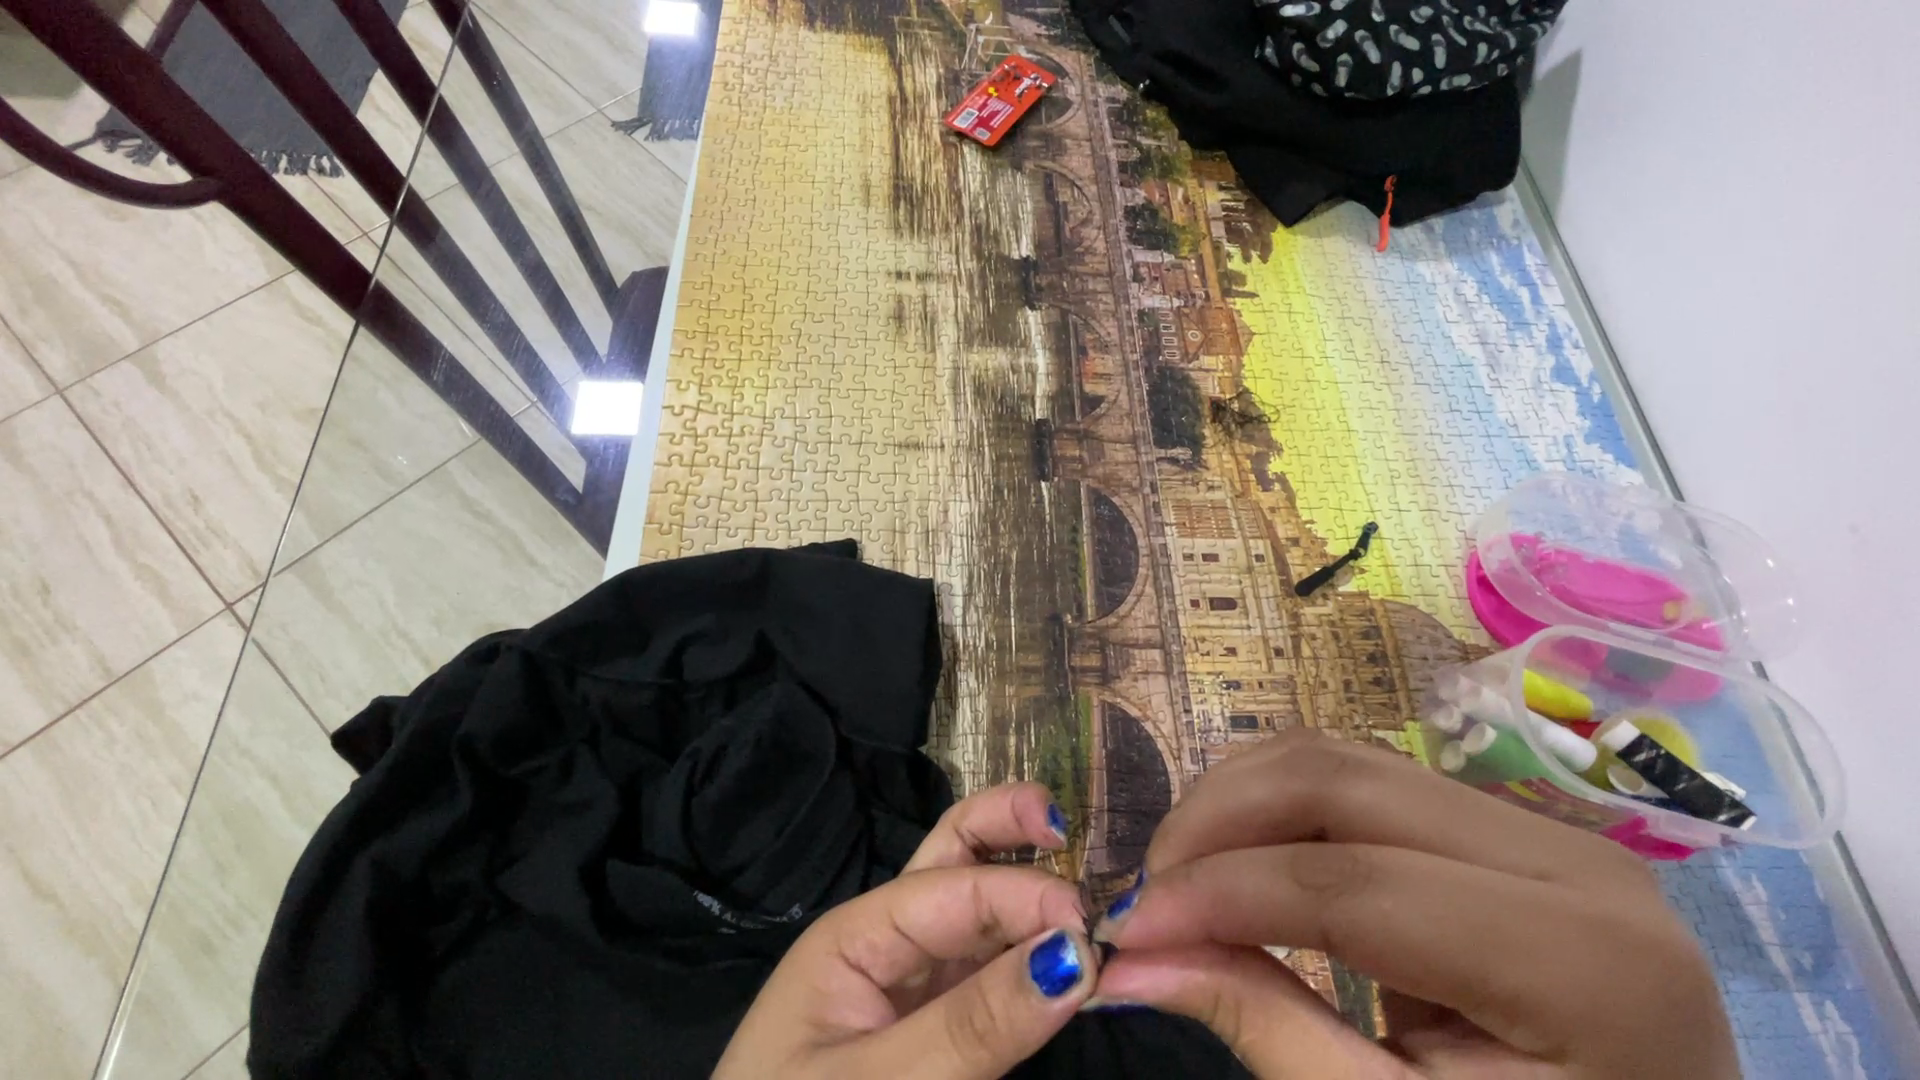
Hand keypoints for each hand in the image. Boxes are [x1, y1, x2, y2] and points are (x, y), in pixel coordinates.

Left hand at [714, 784, 1097, 1078]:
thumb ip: (970, 1026)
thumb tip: (1072, 957)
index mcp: (857, 935)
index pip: (951, 887)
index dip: (1022, 893)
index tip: (1087, 926)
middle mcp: (891, 940)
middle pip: (956, 855)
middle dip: (1012, 826)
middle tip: (1073, 826)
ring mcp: (919, 982)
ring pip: (982, 907)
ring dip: (1033, 886)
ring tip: (1094, 886)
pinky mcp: (941, 1024)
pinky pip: (994, 970)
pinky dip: (1035, 951)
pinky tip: (1073, 949)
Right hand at [1089, 730, 1738, 1078]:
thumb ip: (1266, 1031)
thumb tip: (1122, 966)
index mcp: (1584, 961)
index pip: (1356, 884)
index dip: (1221, 894)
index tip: (1124, 929)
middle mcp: (1573, 857)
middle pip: (1341, 779)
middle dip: (1215, 821)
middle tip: (1146, 890)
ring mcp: (1539, 826)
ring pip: (1341, 757)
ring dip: (1238, 800)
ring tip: (1182, 873)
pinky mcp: (1499, 823)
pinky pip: (1361, 775)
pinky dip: (1276, 802)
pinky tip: (1239, 853)